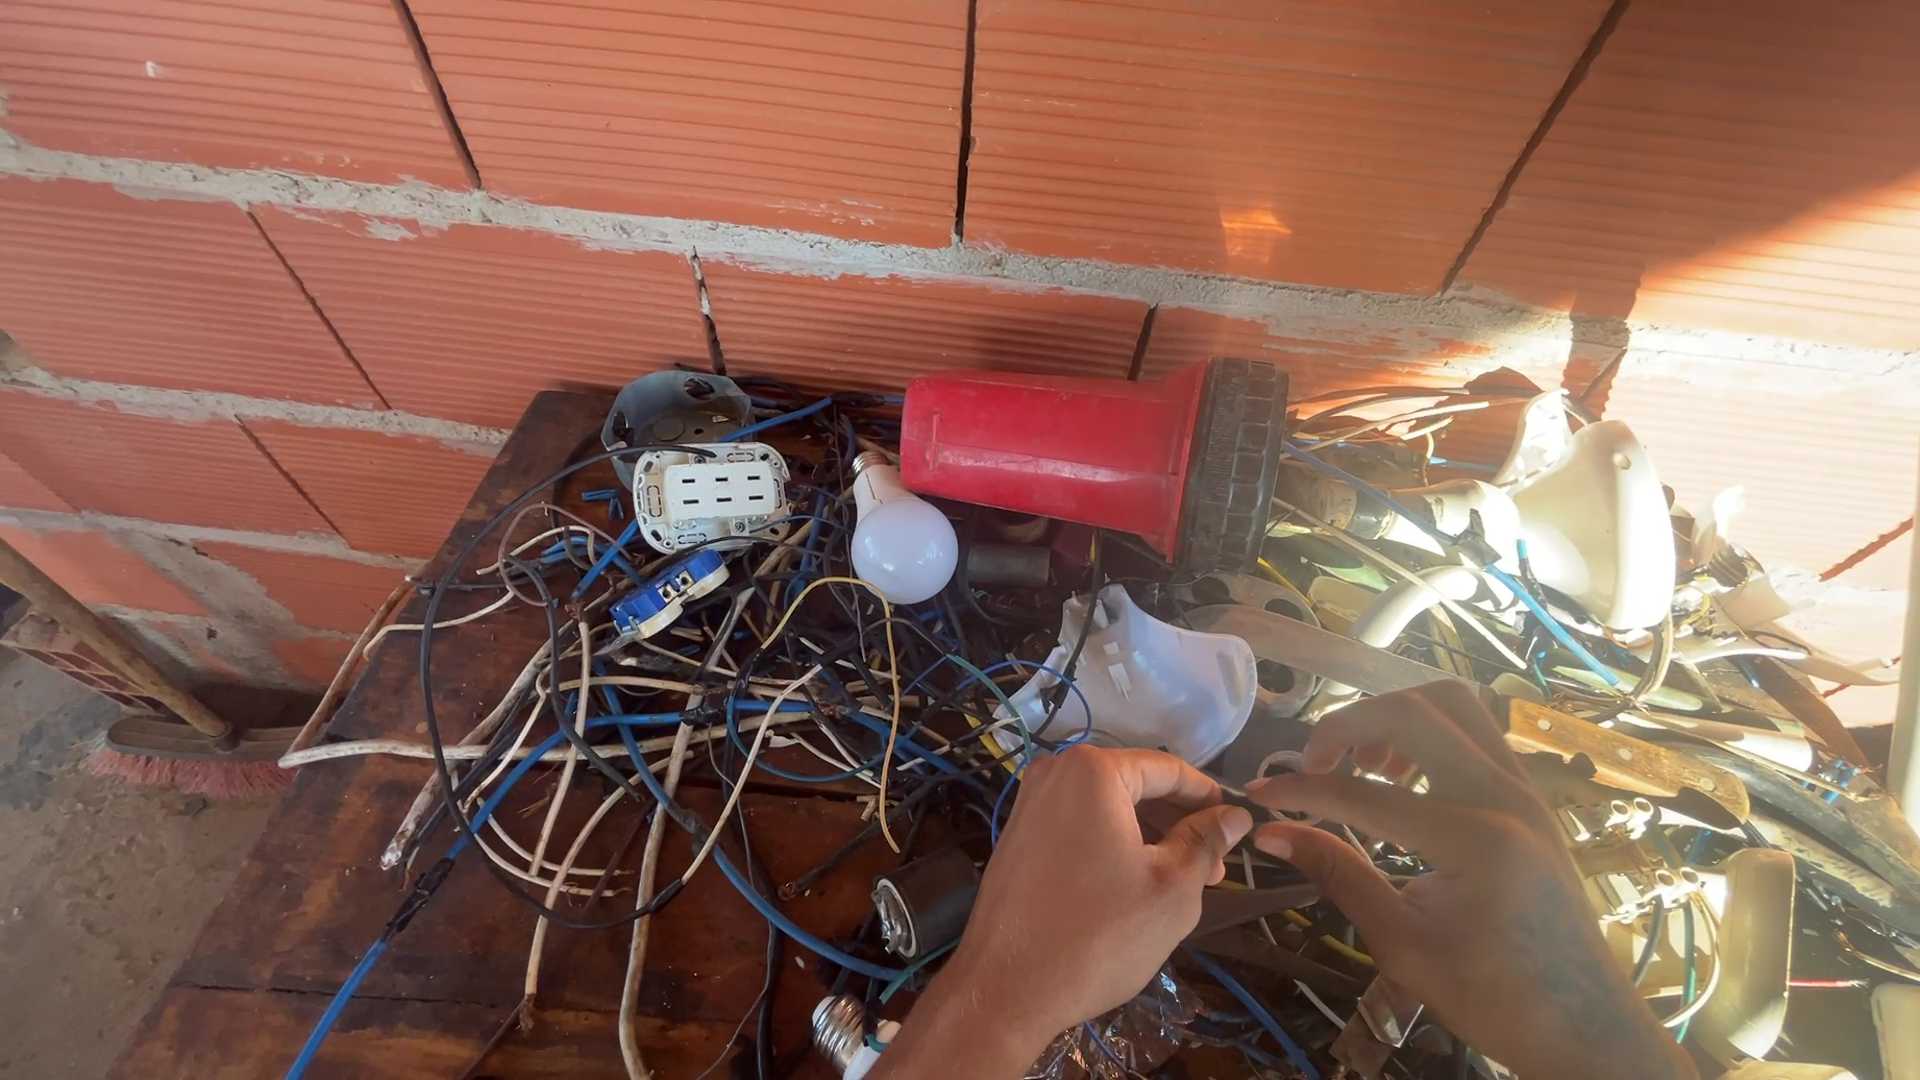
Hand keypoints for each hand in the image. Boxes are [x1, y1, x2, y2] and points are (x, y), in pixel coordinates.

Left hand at [868, 746, 1252, 1079]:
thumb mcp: (1170, 888)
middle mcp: (1056, 771)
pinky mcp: (1020, 832)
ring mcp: (1031, 800)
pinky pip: (1080, 822)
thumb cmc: (1098, 934)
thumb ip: (1205, 841)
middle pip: (1135, 784)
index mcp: (1092, 770)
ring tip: (1184, 880)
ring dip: (1148, 835)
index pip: (1168, 768)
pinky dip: (1113, 842)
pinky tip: (1136, 880)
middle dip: (1178, 821)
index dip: (1208, 796)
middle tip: (1215, 868)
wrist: (1007, 985)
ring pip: (1107, 806)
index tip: (1238, 827)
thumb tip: (1235, 814)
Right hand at [1247, 682, 1696, 1079]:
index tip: (1259, 795)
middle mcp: (1505, 796)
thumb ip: (1336, 874)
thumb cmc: (1497, 999)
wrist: (1592, 1033)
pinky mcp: (1526, 793)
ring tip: (1360, 761)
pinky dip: (1421, 731)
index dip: (1300, 790)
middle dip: (1346, 725)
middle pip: (1412, 711)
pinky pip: (1469, 728)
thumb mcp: (1402, 945)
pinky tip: (1397, 776)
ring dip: (1390, 716)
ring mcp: (1523, 788)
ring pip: (1449, 703)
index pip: (1363, 794)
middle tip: (1313, 763)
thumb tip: (1268, 833)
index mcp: (1476, 841)